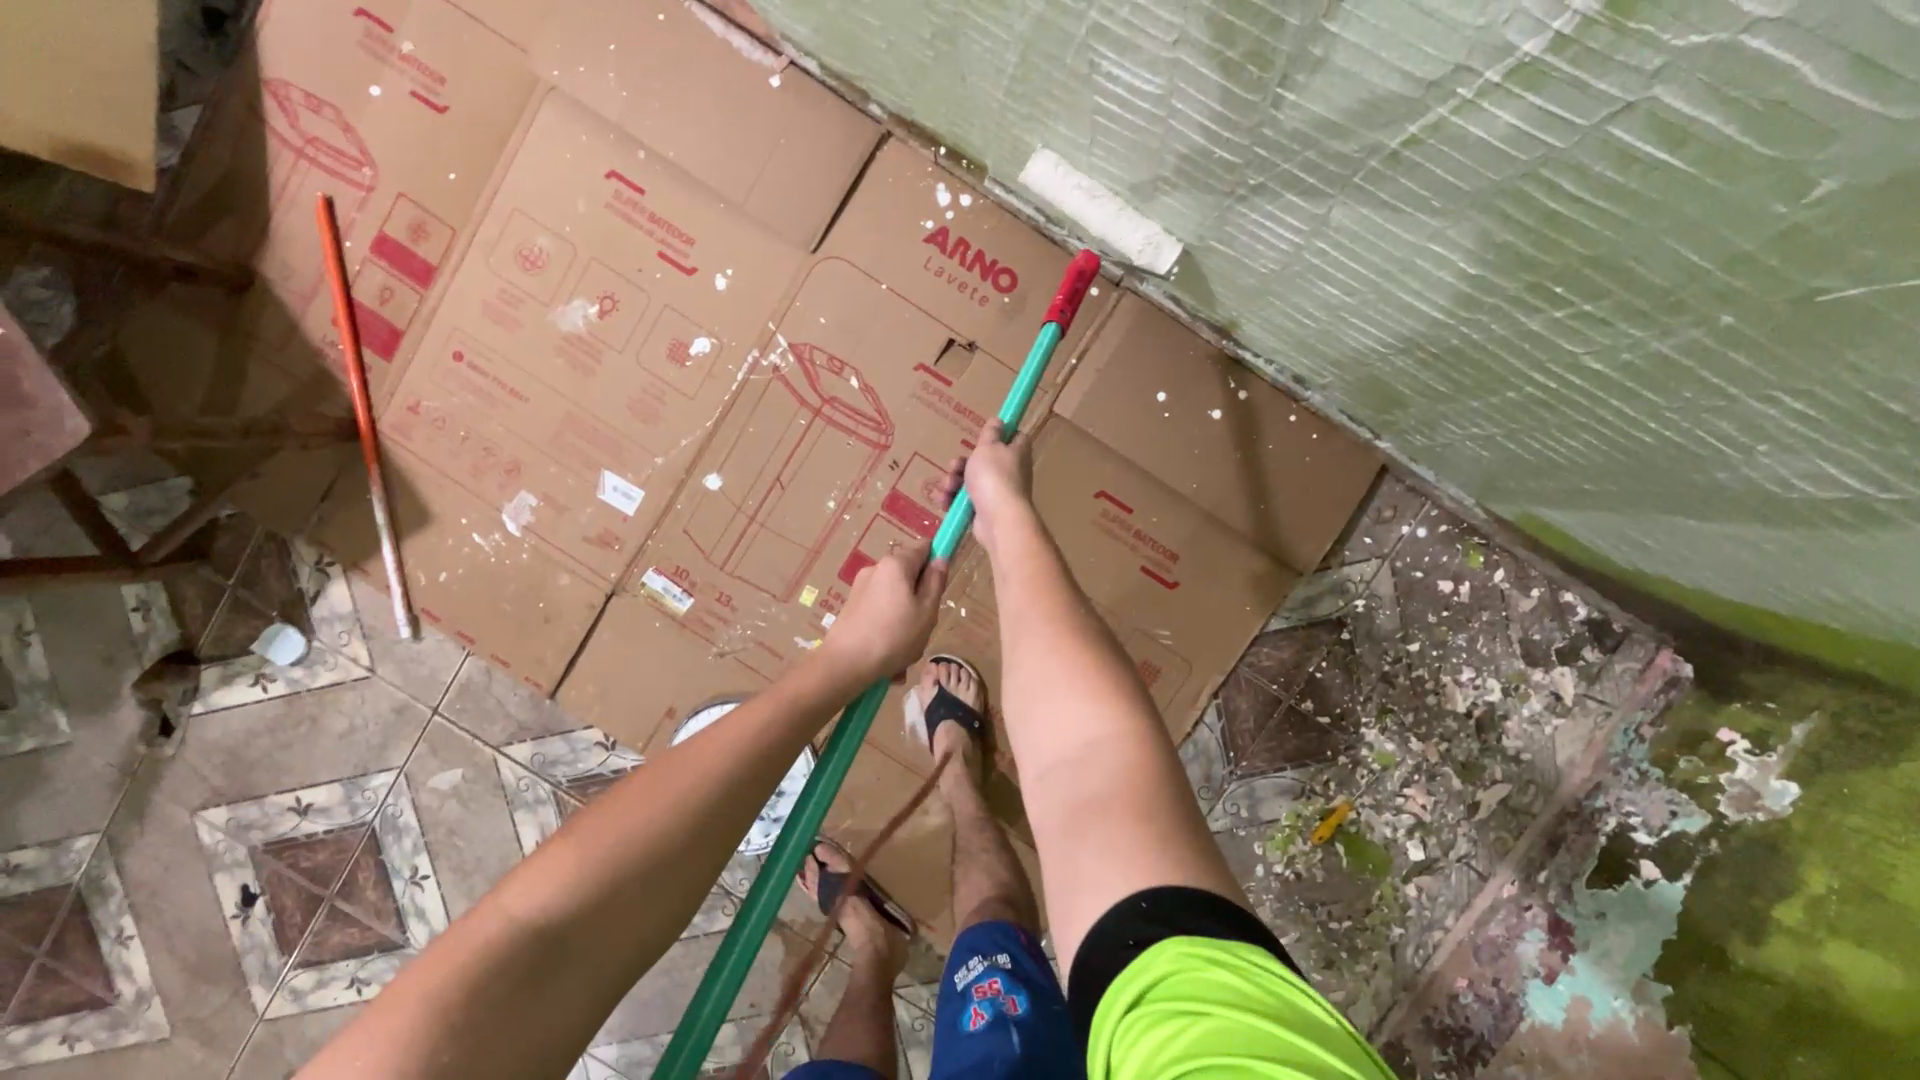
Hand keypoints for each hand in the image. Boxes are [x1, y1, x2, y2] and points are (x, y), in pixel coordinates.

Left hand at [821, 541, 947, 682]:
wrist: (846, 663)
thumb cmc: (894, 636)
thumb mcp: (926, 611)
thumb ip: (935, 582)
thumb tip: (940, 558)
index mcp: (895, 564)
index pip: (923, 548)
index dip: (936, 563)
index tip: (940, 588)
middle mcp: (876, 569)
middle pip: (908, 575)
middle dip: (919, 597)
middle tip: (924, 625)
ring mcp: (860, 588)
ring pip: (895, 597)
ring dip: (904, 618)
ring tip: (905, 650)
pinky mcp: (852, 607)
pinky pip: (880, 612)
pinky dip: (888, 628)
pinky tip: (889, 655)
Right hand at [937, 419, 1033, 552]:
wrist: (997, 518)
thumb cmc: (994, 476)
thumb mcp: (989, 446)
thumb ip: (991, 433)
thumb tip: (1000, 419)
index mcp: (1016, 452)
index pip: (1014, 437)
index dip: (1000, 434)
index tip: (984, 435)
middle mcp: (1009, 472)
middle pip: (983, 461)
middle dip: (962, 463)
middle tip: (955, 465)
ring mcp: (996, 493)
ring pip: (969, 481)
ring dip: (953, 482)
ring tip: (947, 487)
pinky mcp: (983, 511)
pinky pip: (963, 501)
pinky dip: (952, 500)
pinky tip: (943, 500)